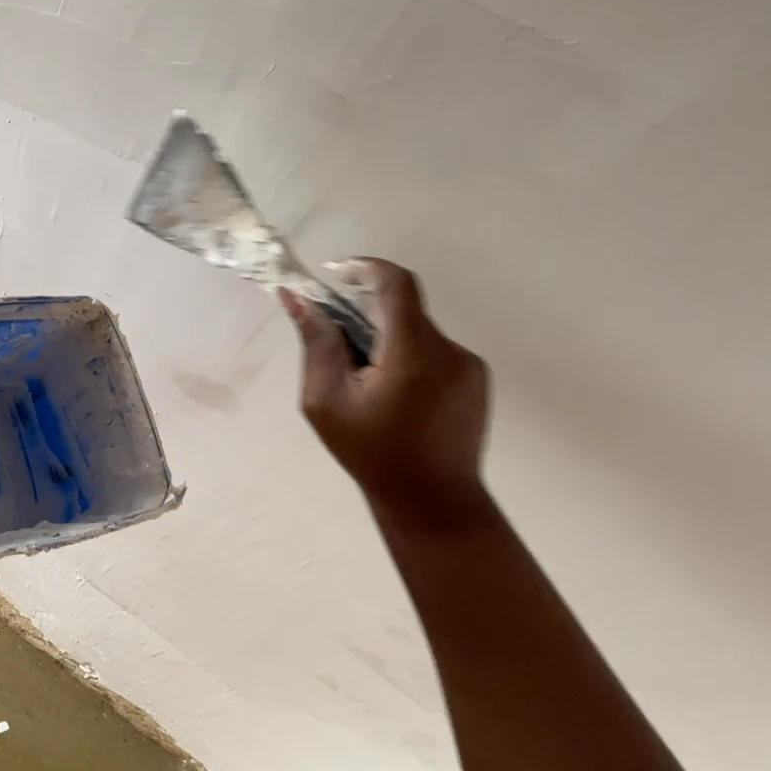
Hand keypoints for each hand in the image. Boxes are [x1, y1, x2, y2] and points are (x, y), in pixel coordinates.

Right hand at [278, 258, 492, 528]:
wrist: (434, 503)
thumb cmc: (371, 453)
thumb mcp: (326, 400)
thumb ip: (316, 343)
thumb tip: (295, 298)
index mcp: (413, 354)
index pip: (395, 284)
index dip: (363, 267)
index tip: (334, 273)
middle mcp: (449, 350)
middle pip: (401, 308)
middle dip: (364, 313)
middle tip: (334, 341)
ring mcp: (468, 365)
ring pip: (415, 329)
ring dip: (384, 337)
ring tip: (362, 380)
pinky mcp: (475, 379)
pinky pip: (432, 349)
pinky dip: (404, 354)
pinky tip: (389, 393)